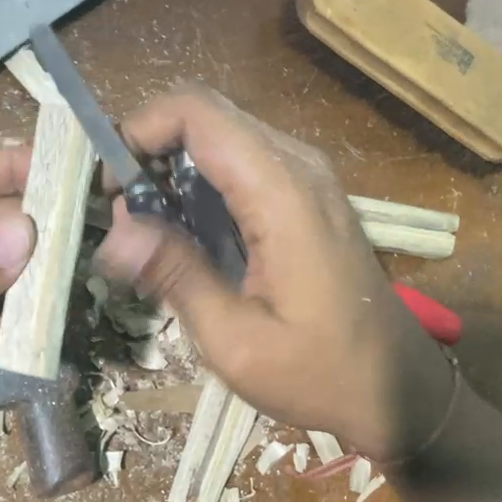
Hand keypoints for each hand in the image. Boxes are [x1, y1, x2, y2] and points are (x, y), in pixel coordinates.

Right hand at [93, 86, 452, 461]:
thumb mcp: (234, 339)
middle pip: (207, 120)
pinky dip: (202, 192)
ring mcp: (307, 182)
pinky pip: (243, 170)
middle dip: (150, 155)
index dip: (140, 130)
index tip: (108, 189)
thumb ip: (177, 276)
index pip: (198, 113)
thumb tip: (115, 233)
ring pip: (223, 143)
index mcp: (280, 193)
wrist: (393, 389)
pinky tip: (186, 244)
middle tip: (121, 221)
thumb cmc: (316, 373)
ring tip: (146, 238)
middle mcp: (297, 168)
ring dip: (173, 176)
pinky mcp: (307, 202)